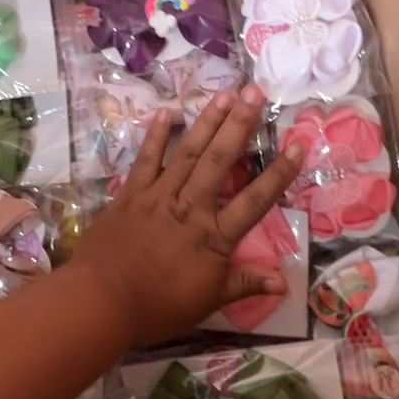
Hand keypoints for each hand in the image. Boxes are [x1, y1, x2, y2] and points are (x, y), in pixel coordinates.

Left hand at [68, 85, 302, 346]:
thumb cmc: (158, 306)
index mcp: (214, 236)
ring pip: (187, 152)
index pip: (256, 200)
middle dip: (239, 125)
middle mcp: (190, 207)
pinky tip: (168, 112)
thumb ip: (245, 283)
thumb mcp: (208, 301)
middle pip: (219, 161)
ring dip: (207, 121)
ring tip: (225, 93)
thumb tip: (285, 283)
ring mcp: (158, 196)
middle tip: (255, 92)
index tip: (299, 144)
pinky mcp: (130, 194)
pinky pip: (145, 159)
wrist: (100, 302)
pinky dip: (156, 135)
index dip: (279, 172)